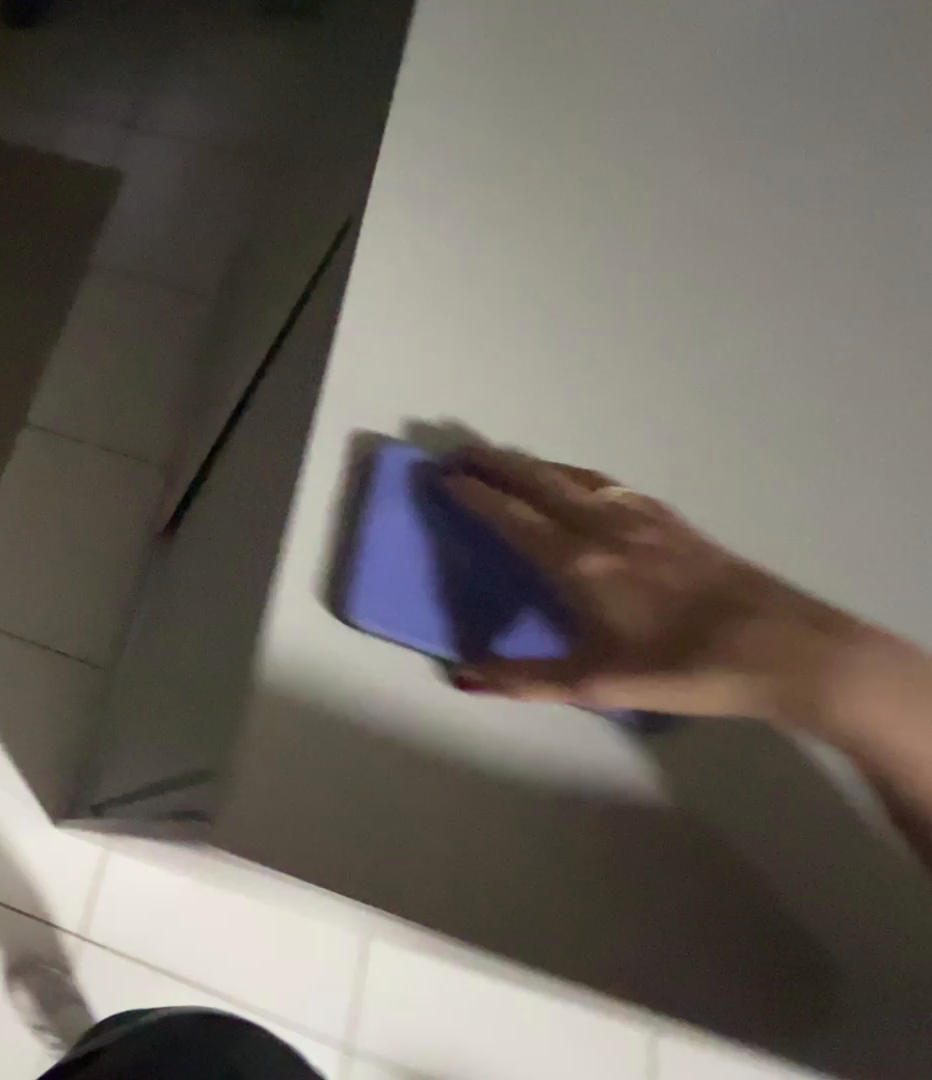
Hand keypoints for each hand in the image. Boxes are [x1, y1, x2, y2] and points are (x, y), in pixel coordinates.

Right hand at [437, 444, 884, 727]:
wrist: (795, 655)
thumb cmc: (686, 670)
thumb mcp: (596, 684)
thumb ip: (523, 679)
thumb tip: (458, 677)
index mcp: (579, 564)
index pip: (512, 517)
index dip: (475, 495)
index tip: (443, 478)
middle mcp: (605, 531)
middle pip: (541, 483)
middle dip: (496, 464)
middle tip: (459, 452)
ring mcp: (645, 523)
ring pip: (578, 479)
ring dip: (535, 465)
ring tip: (506, 461)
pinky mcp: (676, 526)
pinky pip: (614, 487)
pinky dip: (579, 477)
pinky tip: (580, 484)